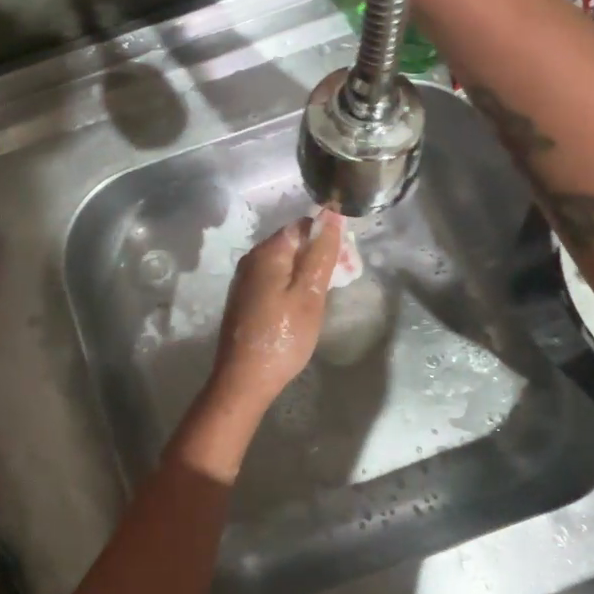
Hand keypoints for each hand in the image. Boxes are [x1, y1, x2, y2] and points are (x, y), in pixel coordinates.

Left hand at [206, 210, 344, 410]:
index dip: (329, 238)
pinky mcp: (245, 297)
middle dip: (321, 255)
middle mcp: (252, 259)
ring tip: (327, 295)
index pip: (303, 226)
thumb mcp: (310, 294)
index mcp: (267, 252)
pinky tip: (304, 305)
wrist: (244, 379)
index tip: (348, 264)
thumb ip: (321, 253)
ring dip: (309, 271)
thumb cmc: (283, 337)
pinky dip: (294, 284)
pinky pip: (275, 278)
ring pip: (285, 262)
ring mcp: (246, 279)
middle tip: (344, 280)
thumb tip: (330, 213)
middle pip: (293, 243)